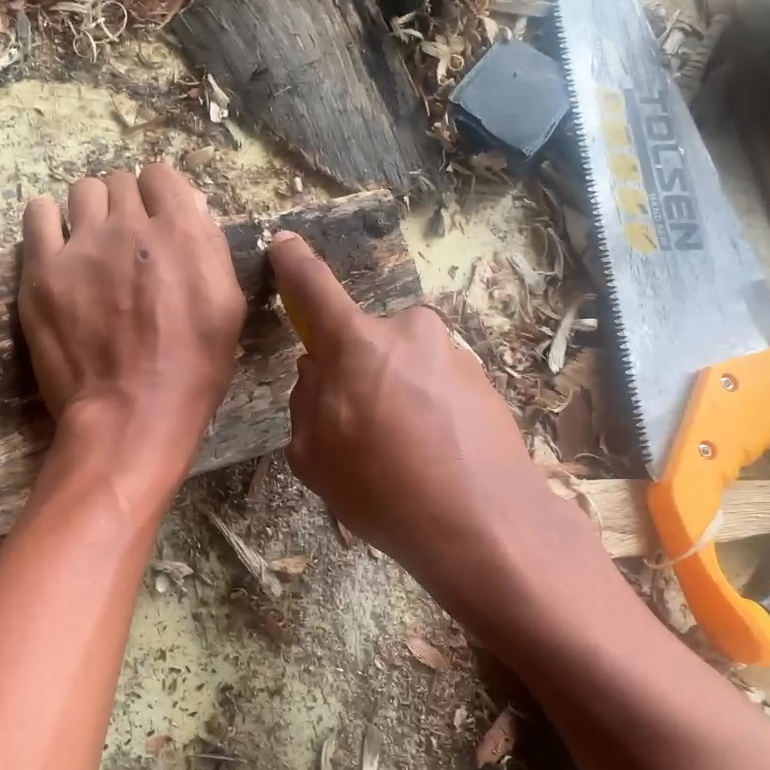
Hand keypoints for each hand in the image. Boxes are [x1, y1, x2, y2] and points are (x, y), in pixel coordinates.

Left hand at [19, 165, 245, 485]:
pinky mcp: (43, 270)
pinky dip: (48, 220)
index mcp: (183, 232)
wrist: (131, 416)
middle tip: (125, 244)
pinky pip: (38, 213)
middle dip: (126, 206)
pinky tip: (56, 244)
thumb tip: (190, 209)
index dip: (160, 197)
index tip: (156, 222)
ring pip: (82, 191)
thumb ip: (209, 251)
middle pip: (122, 182)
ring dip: (90, 210)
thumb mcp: (226, 309)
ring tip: (91, 245)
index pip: (163, 176)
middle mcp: (132, 226)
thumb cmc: (191, 372)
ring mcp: (83, 245)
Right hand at [271, 232, 593, 596]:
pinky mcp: (484, 380)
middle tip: (355, 427)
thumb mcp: (312, 455)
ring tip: (399, 456)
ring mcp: (452, 353)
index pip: (313, 286)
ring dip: (393, 395)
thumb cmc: (382, 490)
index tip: (284, 244)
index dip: (293, 264)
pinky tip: (430, 459)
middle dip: (355, 371)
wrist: (486, 524)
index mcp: (356, 343)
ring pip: (402, 365)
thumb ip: (306, 401)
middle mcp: (408, 332)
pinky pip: (435, 386)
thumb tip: (318, 372)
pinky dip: (425, 412)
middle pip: (364, 341)